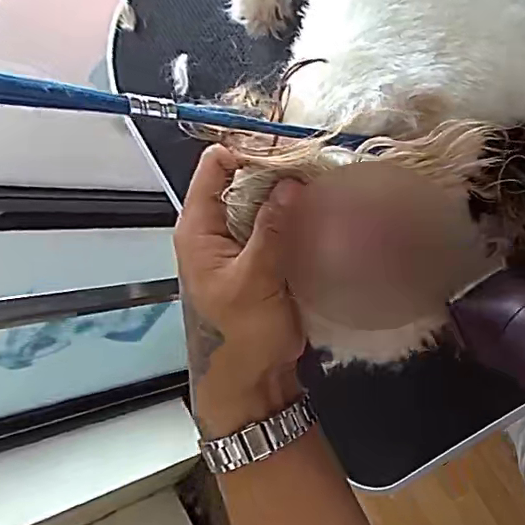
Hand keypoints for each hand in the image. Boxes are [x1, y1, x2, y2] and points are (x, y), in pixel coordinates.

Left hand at [174, 145, 305, 434]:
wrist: (257, 371)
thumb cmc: (244, 332)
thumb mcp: (255, 280)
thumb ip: (270, 231)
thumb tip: (290, 184)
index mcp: (200, 227)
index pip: (216, 167)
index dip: (250, 153)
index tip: (290, 154)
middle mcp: (218, 227)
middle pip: (244, 178)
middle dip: (278, 169)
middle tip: (316, 167)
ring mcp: (244, 240)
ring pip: (266, 199)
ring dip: (291, 191)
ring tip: (324, 183)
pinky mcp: (267, 254)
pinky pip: (281, 221)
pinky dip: (299, 213)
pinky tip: (322, 210)